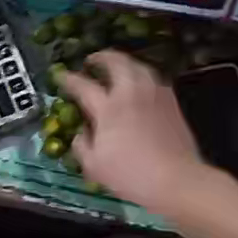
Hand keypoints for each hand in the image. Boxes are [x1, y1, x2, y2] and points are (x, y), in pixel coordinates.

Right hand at [60, 51, 237, 217]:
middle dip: (101, 57)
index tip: (61, 76)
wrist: (176, 180)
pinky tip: (139, 86)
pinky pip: (154, 80)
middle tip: (91, 60)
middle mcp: (131, 94)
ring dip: (124, 63)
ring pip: (139, 67)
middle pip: (116, 63)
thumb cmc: (130, 175)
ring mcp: (154, 96)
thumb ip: (82, 144)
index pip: (83, 85)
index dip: (69, 79)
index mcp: (108, 108)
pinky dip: (142, 76)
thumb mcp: (94, 165)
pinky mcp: (172, 103)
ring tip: (117, 68)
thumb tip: (81, 132)